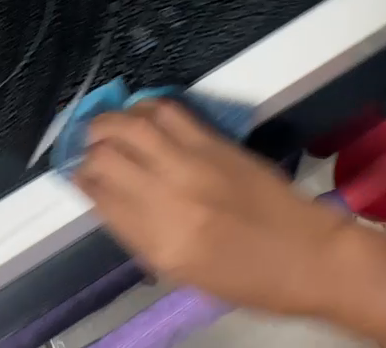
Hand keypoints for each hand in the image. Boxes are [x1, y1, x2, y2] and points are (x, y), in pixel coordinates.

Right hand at [74, 99, 350, 317]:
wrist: (308, 255)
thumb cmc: (248, 278)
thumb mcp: (183, 272)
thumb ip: (140, 233)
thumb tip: (105, 198)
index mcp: (161, 242)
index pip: (101, 198)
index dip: (81, 183)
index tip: (77, 177)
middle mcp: (171, 197)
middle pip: (107, 157)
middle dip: (86, 151)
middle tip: (84, 151)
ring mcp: (192, 163)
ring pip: (130, 125)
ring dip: (106, 122)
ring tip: (101, 128)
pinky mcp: (213, 140)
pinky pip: (165, 110)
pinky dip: (142, 107)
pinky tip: (137, 115)